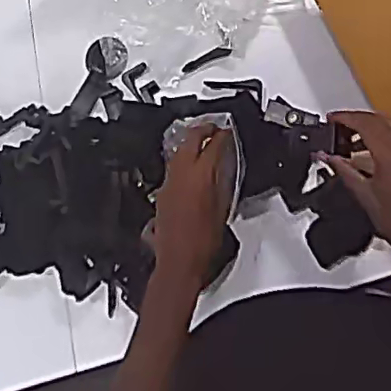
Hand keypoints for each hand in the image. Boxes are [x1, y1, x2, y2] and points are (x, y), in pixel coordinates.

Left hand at [150, 124, 231, 288]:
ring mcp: (168, 182)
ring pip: (179, 150)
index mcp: (201, 176)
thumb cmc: (202, 245)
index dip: (223, 136)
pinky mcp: (162, 192)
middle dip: (204, 129)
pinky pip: (172, 167)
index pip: (213, 146)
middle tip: (214, 128)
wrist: (178, 262)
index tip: (228, 132)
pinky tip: (189, 165)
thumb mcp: (222, 209)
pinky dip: (182, 159)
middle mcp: (181, 174)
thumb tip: (223, 170)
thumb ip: (222, 184)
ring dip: (191, 142)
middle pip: (191, 139)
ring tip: (202, 142)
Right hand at [321, 111, 390, 276]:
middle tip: (337, 124)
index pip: (364, 123)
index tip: (331, 119)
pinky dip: (380, 137)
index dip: (344, 117)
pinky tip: (368, 151)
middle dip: (355, 118)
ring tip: (349, 138)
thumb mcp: (364, 196)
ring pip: (389, 127)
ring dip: (368, 126)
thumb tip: (327, 156)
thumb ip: (343, 170)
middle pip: (377, 120)